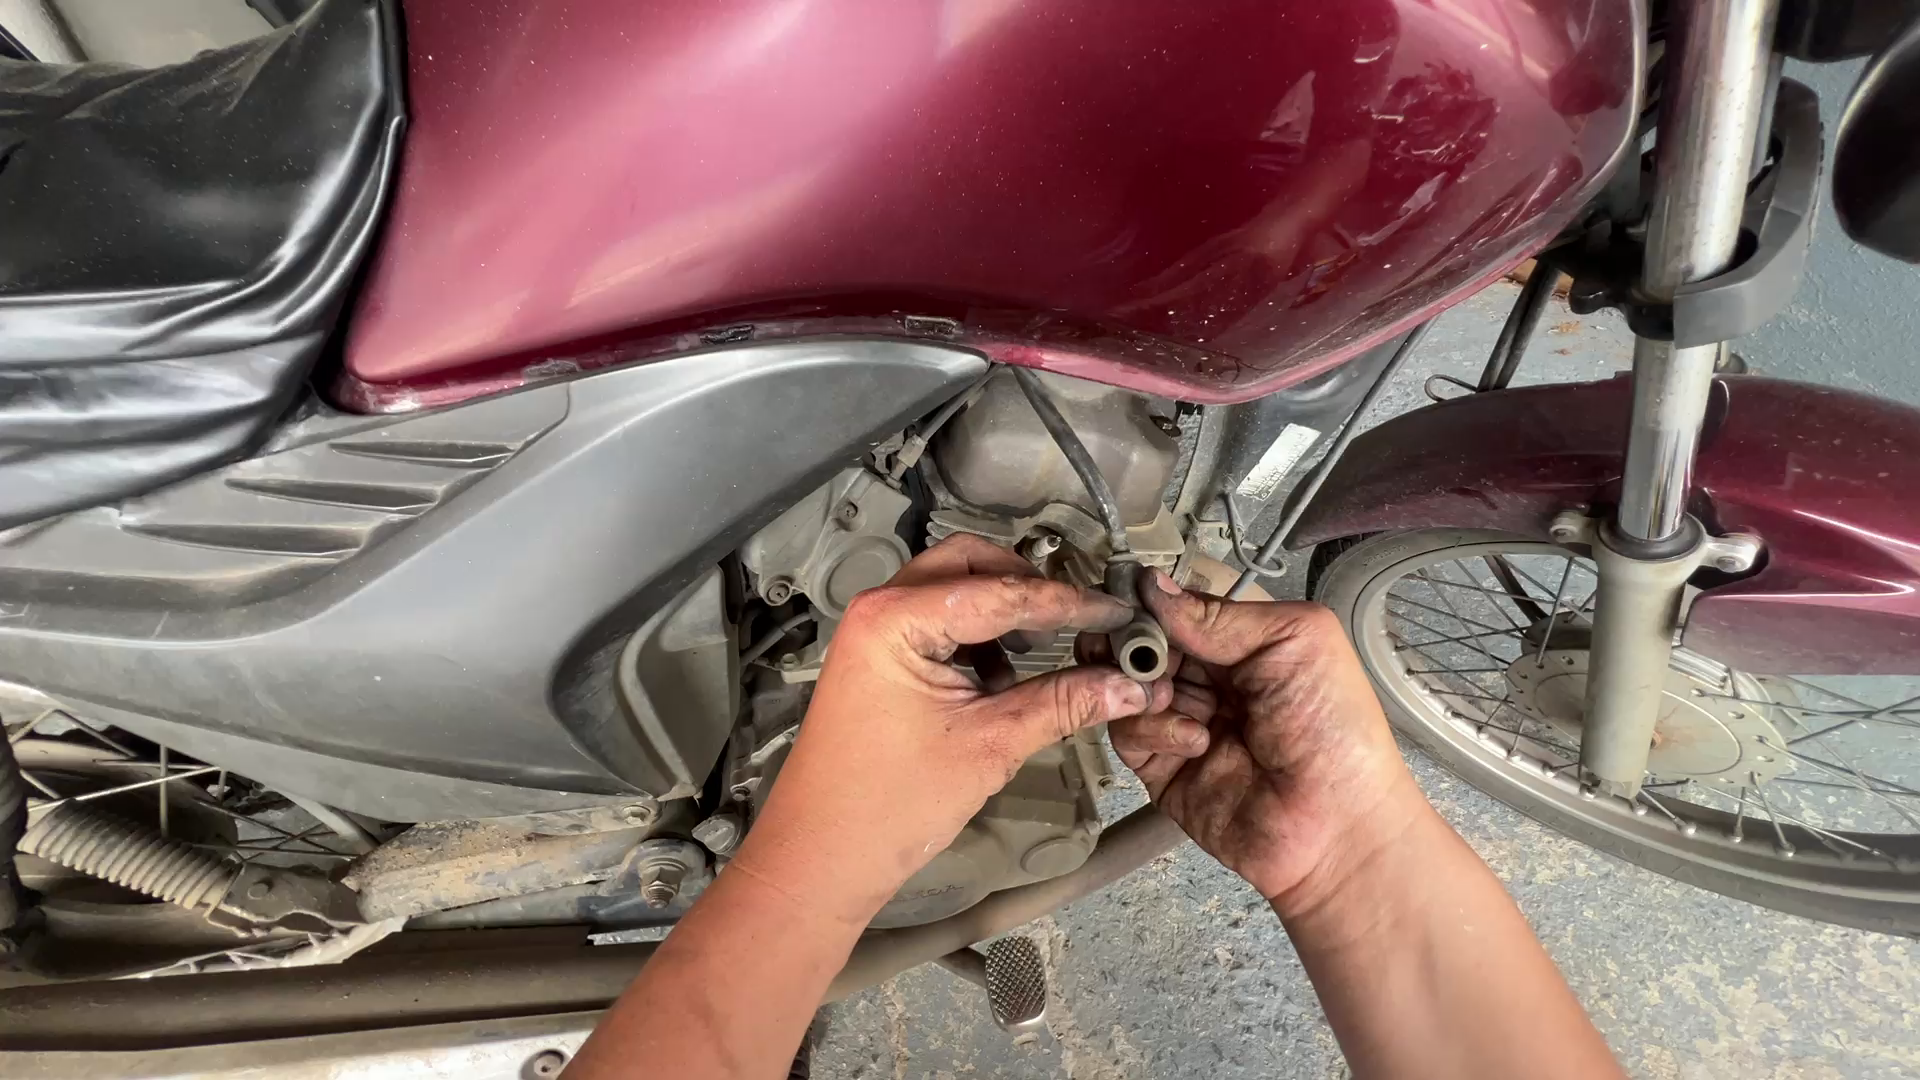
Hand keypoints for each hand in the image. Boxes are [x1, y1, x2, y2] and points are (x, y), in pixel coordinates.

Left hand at [731, 534, 1166, 924]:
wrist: (820, 857)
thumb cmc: (889, 806)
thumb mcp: (989, 746)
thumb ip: (1061, 704)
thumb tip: (1124, 684)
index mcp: (897, 619)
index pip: (1001, 592)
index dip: (1066, 603)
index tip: (1113, 612)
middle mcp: (879, 607)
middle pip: (969, 564)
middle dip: (1026, 586)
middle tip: (1075, 617)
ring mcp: (873, 630)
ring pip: (951, 587)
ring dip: (999, 608)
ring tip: (1038, 650)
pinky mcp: (877, 655)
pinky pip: (935, 619)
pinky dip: (974, 633)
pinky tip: (999, 676)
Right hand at [1104, 570, 1426, 918]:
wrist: (1337, 830)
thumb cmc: (1334, 728)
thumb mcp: (1295, 644)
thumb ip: (1220, 615)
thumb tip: (1150, 584)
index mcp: (1235, 642)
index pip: (1174, 608)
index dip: (1147, 601)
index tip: (1124, 597)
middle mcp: (1201, 676)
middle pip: (1139, 642)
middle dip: (1132, 642)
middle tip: (1134, 649)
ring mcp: (1177, 718)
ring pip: (1124, 683)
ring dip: (1143, 685)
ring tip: (1172, 699)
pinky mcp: (1157, 764)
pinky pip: (1126, 731)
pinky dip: (1153, 728)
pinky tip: (1195, 741)